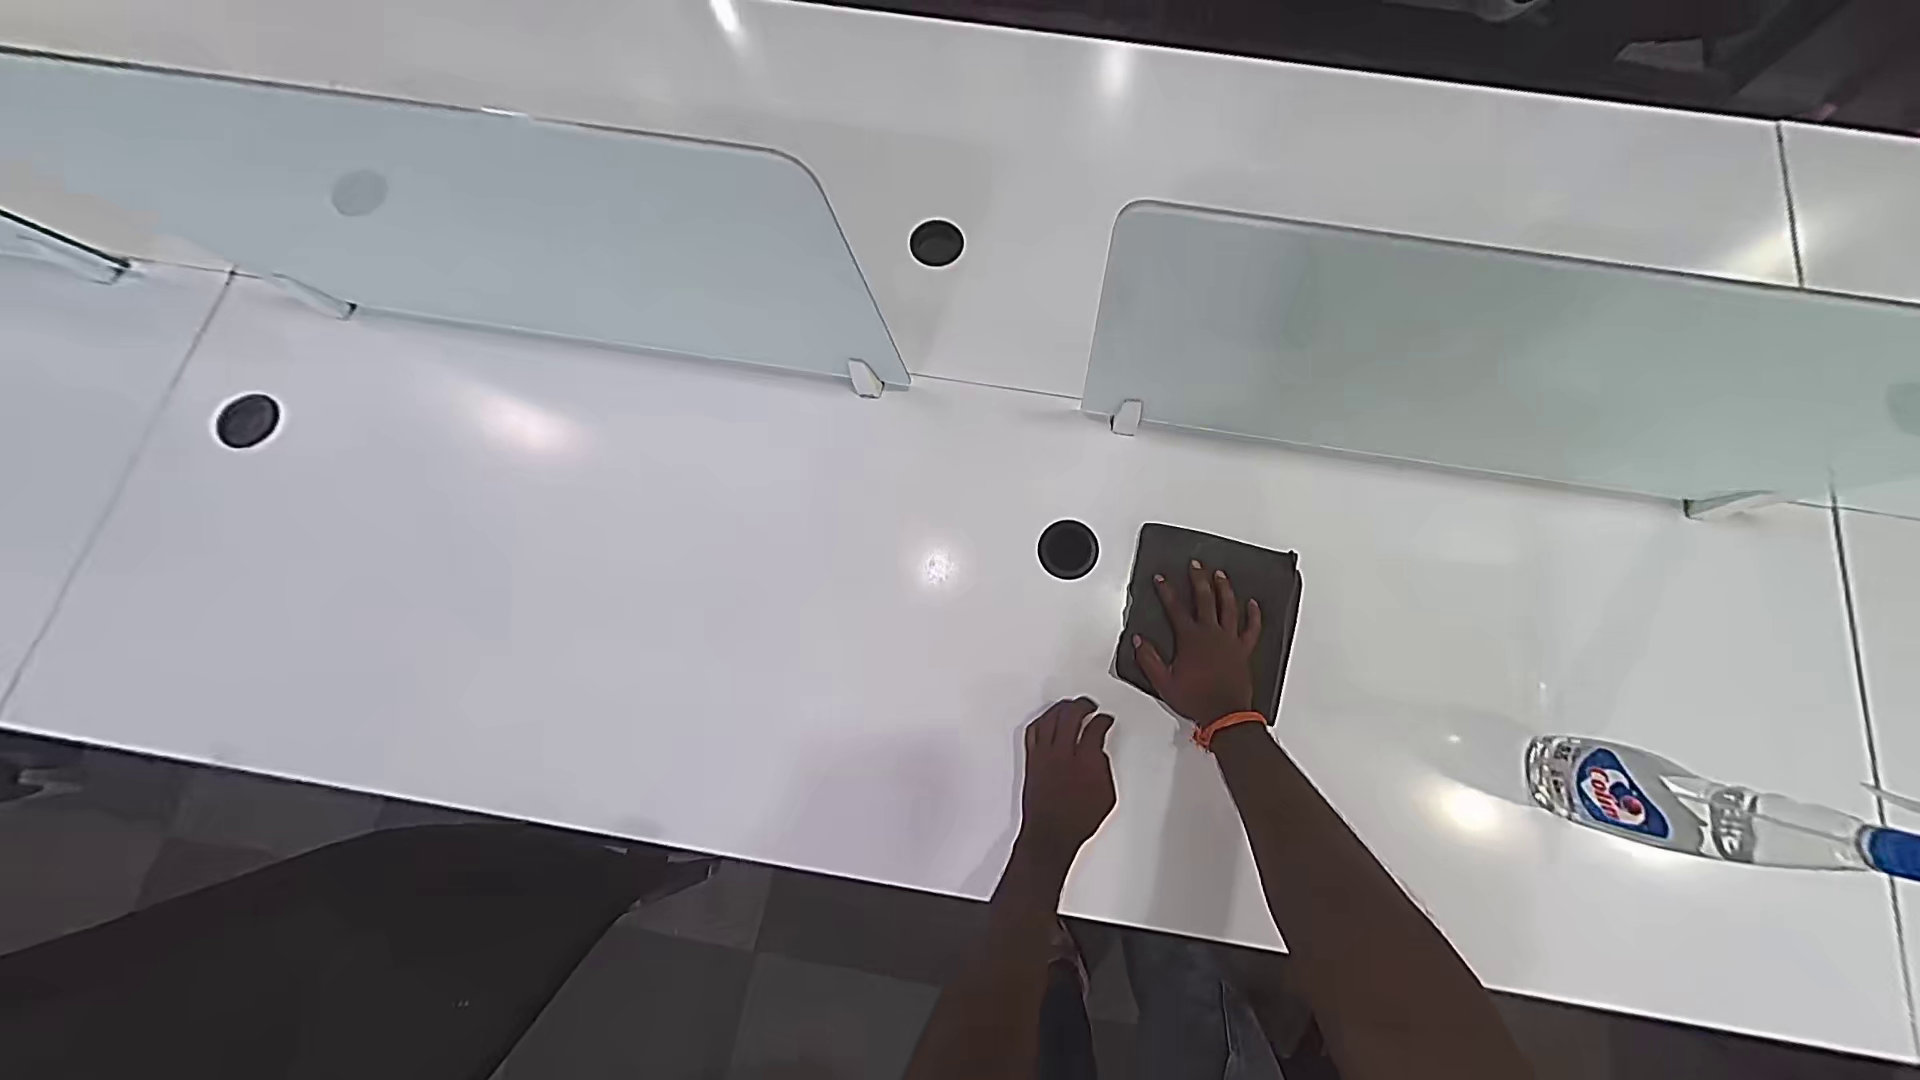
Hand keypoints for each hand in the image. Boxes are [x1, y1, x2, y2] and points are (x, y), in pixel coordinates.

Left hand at [1015, 698, 1116, 872]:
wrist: (1050, 833)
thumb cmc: (1077, 820)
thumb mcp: (1106, 795)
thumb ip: (1103, 766)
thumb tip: (1098, 750)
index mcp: (1086, 761)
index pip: (1096, 727)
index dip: (1103, 719)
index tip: (1105, 719)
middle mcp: (1063, 753)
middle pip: (1071, 714)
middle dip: (1083, 705)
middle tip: (1089, 705)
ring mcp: (1045, 754)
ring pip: (1051, 718)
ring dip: (1062, 708)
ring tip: (1070, 706)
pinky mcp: (1032, 758)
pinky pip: (1034, 729)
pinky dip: (1042, 719)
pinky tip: (1047, 718)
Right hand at [1135, 560, 1262, 724]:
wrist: (1225, 714)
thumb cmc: (1196, 699)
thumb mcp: (1163, 681)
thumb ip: (1149, 659)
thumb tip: (1139, 641)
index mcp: (1191, 639)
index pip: (1175, 608)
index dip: (1166, 591)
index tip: (1161, 579)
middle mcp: (1212, 634)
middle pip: (1205, 599)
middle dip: (1198, 579)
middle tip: (1196, 565)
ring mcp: (1230, 640)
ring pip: (1228, 607)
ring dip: (1224, 588)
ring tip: (1220, 575)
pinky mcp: (1243, 650)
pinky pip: (1251, 628)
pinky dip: (1253, 615)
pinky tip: (1253, 604)